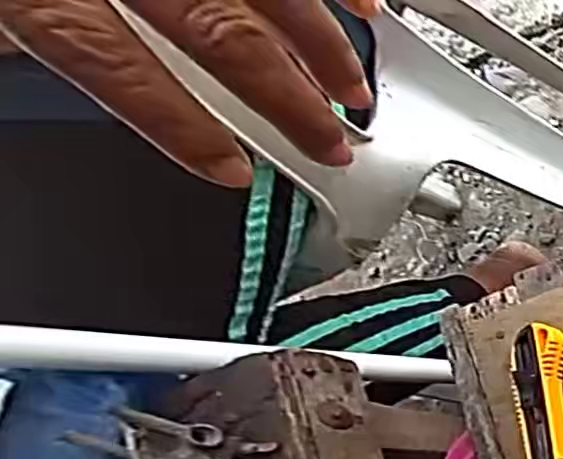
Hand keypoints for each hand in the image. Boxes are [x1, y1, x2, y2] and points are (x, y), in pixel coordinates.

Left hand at [0, 0, 377, 187]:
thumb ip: (0, 6)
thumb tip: (30, 44)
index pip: (115, 62)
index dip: (178, 122)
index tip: (228, 168)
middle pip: (217, 34)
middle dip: (288, 100)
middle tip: (329, 142)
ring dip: (318, 44)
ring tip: (350, 87)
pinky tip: (359, 2)